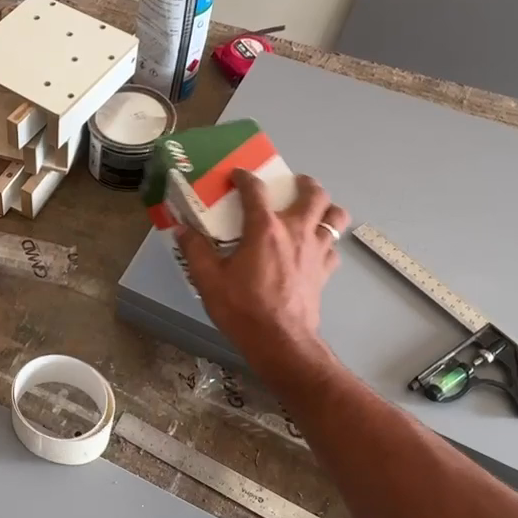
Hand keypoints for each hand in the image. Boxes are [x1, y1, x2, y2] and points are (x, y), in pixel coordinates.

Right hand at [174, 172, 348, 368]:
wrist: (280, 342)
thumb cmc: (243, 309)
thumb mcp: (208, 280)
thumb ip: (195, 250)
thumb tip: (182, 229)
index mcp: (264, 229)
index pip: (255, 191)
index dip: (244, 178)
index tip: (238, 175)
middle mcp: (296, 232)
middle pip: (313, 194)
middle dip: (304, 183)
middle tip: (292, 184)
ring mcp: (316, 251)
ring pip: (335, 217)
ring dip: (326, 207)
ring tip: (313, 209)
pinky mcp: (325, 271)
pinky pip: (333, 247)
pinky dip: (326, 241)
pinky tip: (313, 248)